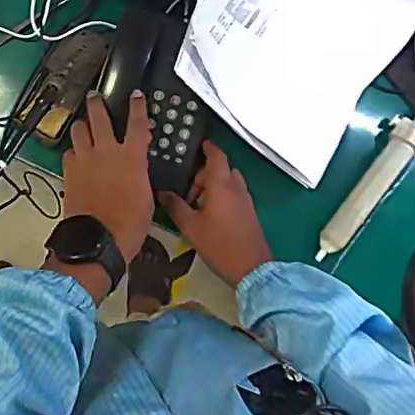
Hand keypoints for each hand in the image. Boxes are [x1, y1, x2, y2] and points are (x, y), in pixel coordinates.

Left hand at [54, 92, 154, 299]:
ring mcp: (85, 159)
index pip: (137, 123)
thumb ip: (139, 174)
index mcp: (132, 157)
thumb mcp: (146, 196)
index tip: (136, 95)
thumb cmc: (130, 224)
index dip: (137, 106)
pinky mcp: (69, 171)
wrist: (99, 239)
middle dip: (97, 103)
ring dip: (82, 125)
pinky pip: (69, 152)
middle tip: (95, 96)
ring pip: (78, 129)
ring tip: (83, 124)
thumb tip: (135, 169)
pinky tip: (76, 155)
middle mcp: (107, 151)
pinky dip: (73, 151)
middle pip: (99, 116)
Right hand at [158, 141, 271, 284]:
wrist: (252, 269)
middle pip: (220, 169)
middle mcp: (236, 187)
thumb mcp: (190, 226)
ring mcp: (245, 199)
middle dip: (203, 175)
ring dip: (212, 186)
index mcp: (221, 184)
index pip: (216, 155)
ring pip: (227, 182)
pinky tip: (209, 215)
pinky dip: (221, 196)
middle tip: (187, 192)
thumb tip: (162, 193)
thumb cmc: (220, 244)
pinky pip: (233, 194)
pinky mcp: (249, 212)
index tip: (197, 145)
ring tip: (196, 205)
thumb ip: (175, 206)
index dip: (207, 147)